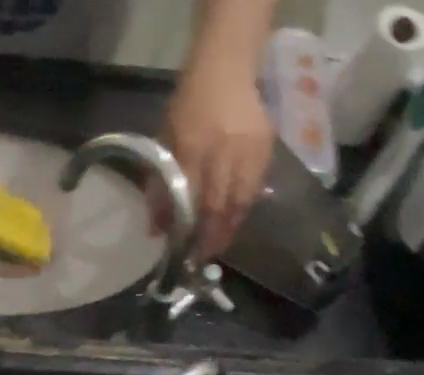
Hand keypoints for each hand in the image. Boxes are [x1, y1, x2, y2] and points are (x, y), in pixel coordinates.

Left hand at [159, 61, 274, 261]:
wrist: (225, 68)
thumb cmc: (187, 106)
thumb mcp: (164, 142)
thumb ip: (158, 186)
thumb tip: (156, 229)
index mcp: (192, 148)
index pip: (192, 201)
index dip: (190, 232)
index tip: (185, 254)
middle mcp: (223, 150)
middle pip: (220, 206)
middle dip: (212, 237)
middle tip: (203, 256)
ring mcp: (249, 148)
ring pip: (242, 202)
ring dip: (230, 228)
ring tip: (219, 245)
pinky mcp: (267, 145)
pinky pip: (255, 187)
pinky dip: (243, 208)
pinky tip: (234, 220)